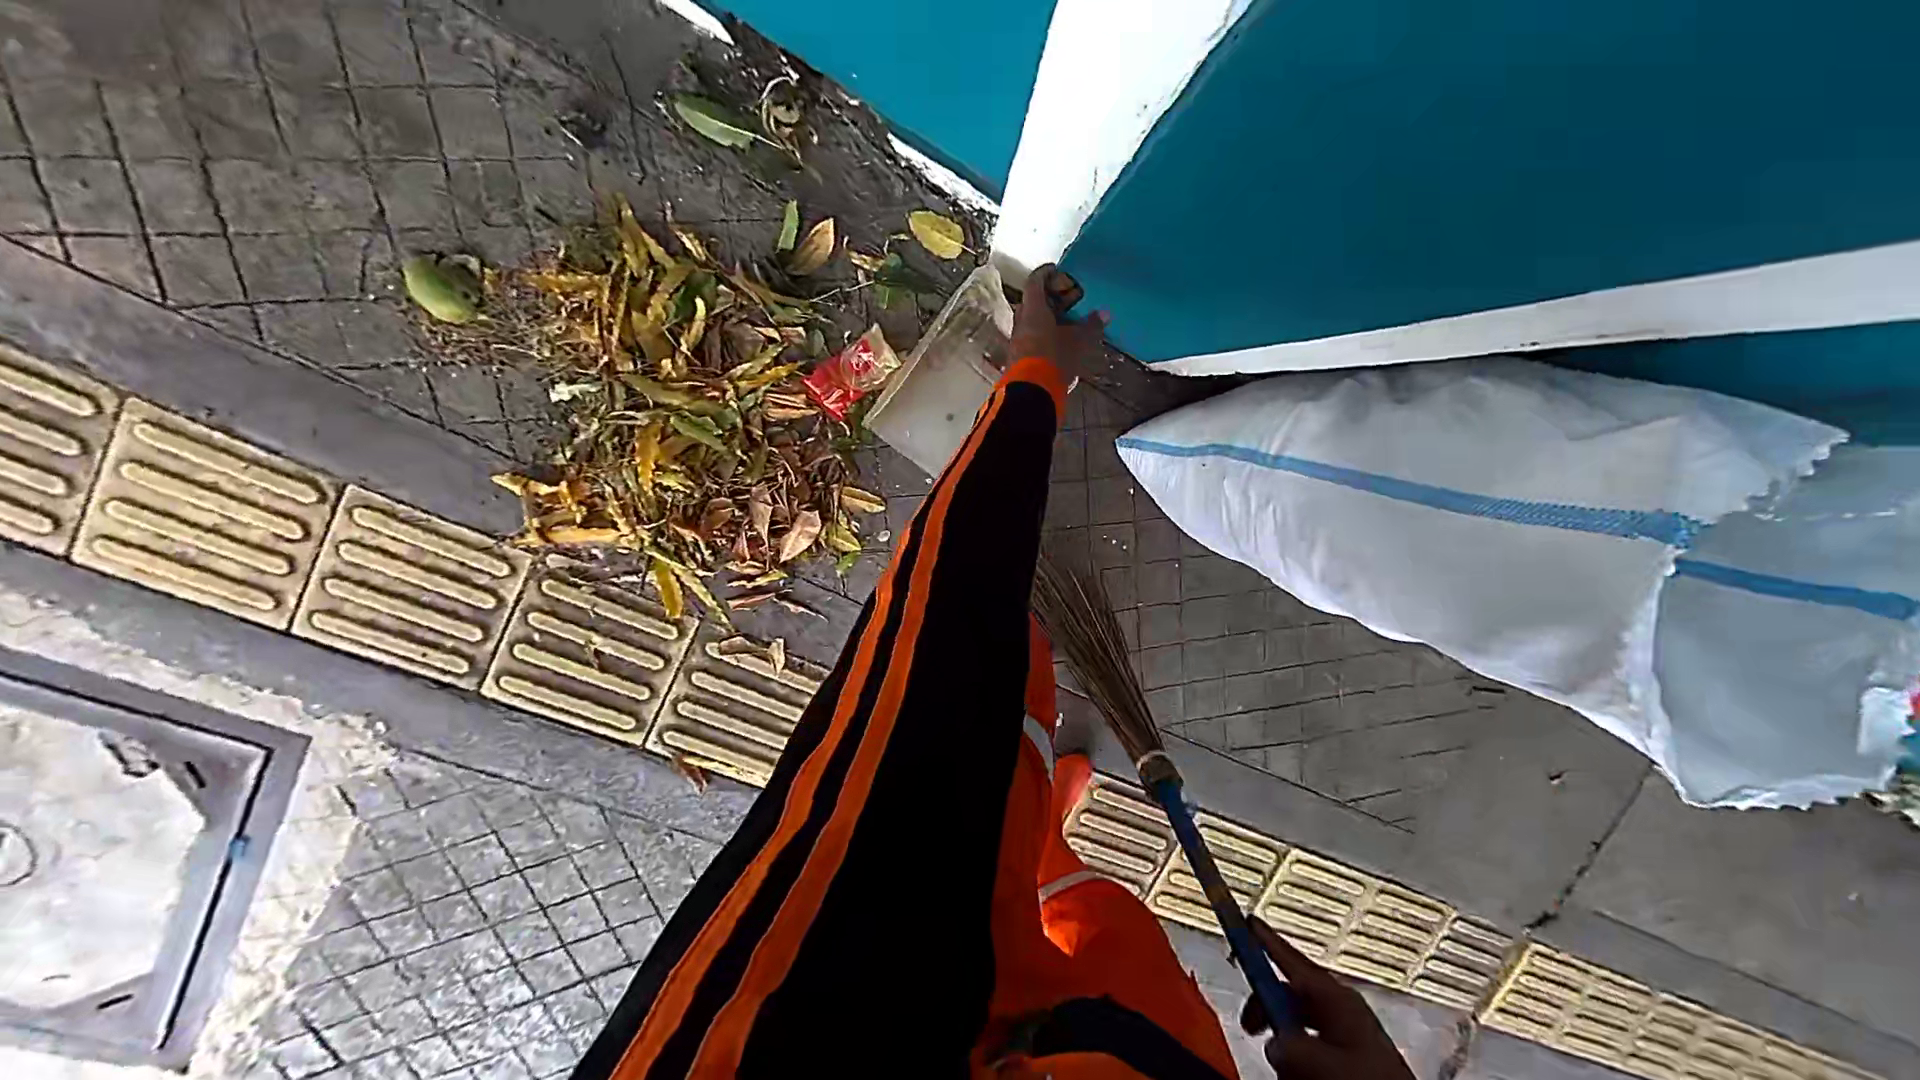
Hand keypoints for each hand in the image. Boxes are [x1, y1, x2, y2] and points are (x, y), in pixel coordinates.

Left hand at [1010, 263, 1108, 380]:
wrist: (1032, 393)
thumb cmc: (1055, 359)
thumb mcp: (1078, 341)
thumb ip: (1091, 326)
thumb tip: (1104, 313)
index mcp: (1033, 310)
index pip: (1035, 281)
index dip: (1047, 273)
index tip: (1059, 270)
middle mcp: (1021, 322)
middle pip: (1032, 301)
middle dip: (1050, 297)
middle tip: (1069, 298)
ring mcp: (1017, 340)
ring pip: (1031, 320)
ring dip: (1048, 316)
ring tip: (1068, 320)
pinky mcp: (1018, 357)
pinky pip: (1031, 337)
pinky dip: (1044, 333)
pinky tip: (1059, 340)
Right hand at [1241, 917, 1415, 1079]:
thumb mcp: (1322, 1062)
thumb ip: (1289, 1045)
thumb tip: (1273, 1043)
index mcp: (1335, 996)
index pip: (1289, 956)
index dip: (1263, 937)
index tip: (1245, 919)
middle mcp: (1340, 1008)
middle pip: (1286, 992)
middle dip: (1267, 1011)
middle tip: (1251, 1028)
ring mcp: (1346, 1033)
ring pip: (1296, 1025)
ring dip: (1286, 1045)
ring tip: (1292, 1071)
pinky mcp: (1350, 1058)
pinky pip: (1310, 1046)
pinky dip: (1301, 1059)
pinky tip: (1304, 1076)